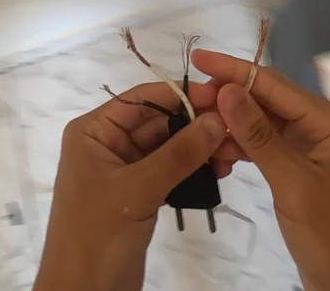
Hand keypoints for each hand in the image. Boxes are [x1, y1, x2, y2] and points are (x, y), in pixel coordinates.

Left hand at [34, 81, 227, 290]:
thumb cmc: (97, 236)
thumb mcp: (138, 190)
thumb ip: (179, 154)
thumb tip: (217, 118)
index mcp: (94, 131)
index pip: (141, 99)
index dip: (180, 94)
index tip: (220, 95)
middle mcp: (107, 143)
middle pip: (157, 121)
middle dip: (195, 124)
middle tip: (235, 128)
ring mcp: (123, 170)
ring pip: (167, 147)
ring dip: (198, 148)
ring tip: (233, 152)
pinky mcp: (138, 195)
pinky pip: (169, 171)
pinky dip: (192, 170)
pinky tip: (219, 171)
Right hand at [194, 50, 329, 290]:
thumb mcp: (294, 185)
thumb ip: (259, 136)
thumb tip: (226, 89)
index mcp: (329, 120)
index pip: (274, 83)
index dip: (234, 70)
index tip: (197, 58)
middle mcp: (319, 124)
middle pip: (266, 98)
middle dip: (228, 98)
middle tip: (189, 101)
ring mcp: (308, 146)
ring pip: (260, 122)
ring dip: (230, 126)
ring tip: (197, 130)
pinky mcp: (296, 167)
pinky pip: (262, 145)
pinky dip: (239, 148)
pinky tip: (217, 155)